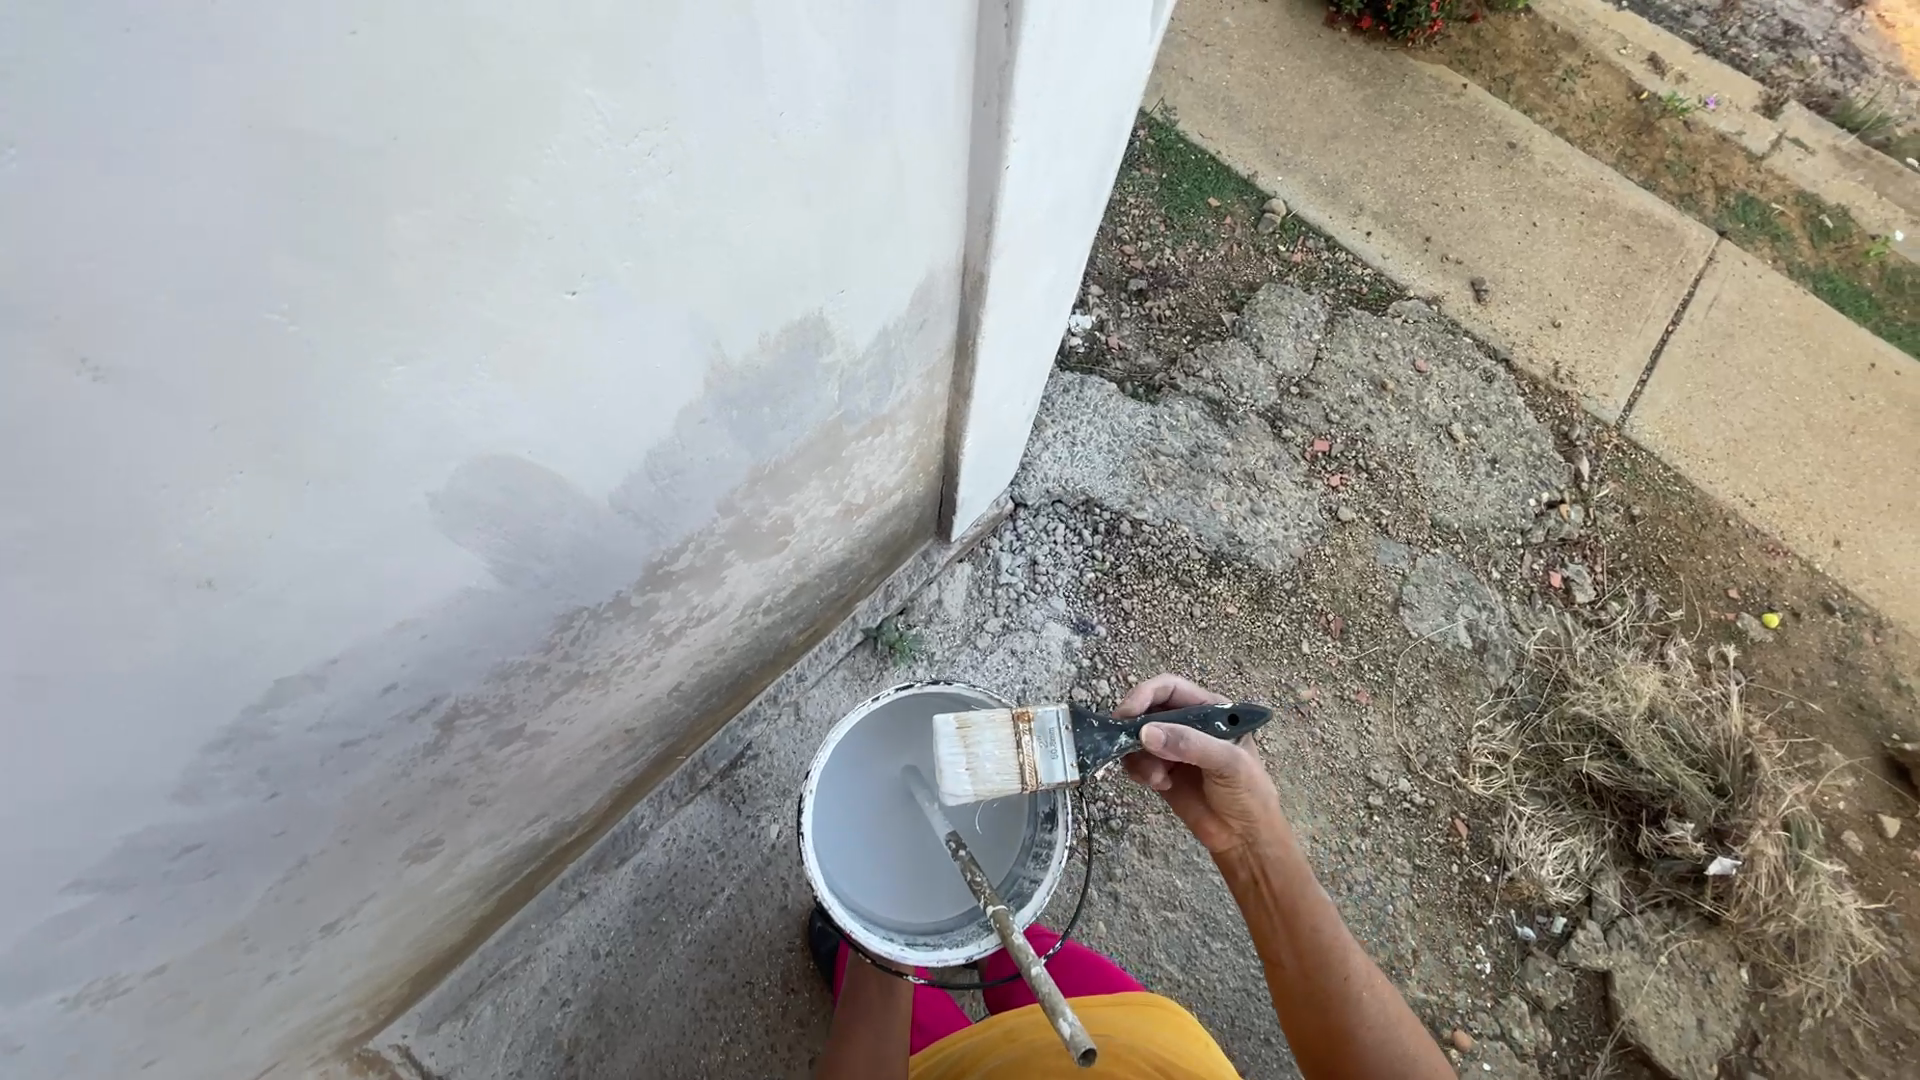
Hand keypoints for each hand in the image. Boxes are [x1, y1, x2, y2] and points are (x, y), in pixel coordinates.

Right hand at [1115, 674, 1285, 854]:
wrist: (1246, 839)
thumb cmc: (1249, 794)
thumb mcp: (1228, 763)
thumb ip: (1189, 744)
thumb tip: (1145, 733)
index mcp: (1209, 710)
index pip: (1169, 688)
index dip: (1145, 694)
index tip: (1127, 714)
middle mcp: (1187, 723)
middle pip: (1147, 708)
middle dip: (1134, 725)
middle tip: (1123, 743)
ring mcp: (1172, 747)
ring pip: (1137, 736)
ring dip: (1137, 754)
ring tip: (1155, 777)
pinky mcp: (1160, 770)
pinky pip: (1136, 760)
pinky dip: (1139, 770)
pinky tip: (1159, 785)